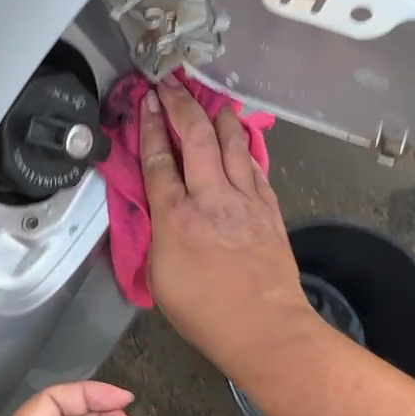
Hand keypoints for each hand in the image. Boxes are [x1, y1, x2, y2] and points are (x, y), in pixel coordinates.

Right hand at [141, 77, 320, 380]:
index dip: (148, 127)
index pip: (157, 160)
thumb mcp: (160, 277)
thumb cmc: (204, 312)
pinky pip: (254, 166)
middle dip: (180, 105)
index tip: (145, 102)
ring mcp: (245, 200)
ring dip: (217, 117)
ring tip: (209, 101)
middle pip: (195, 137)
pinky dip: (244, 147)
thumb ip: (157, 235)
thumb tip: (160, 212)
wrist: (265, 329)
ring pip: (231, 143)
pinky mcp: (269, 208)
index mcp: (176, 217)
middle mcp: (211, 198)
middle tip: (170, 86)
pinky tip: (239, 139)